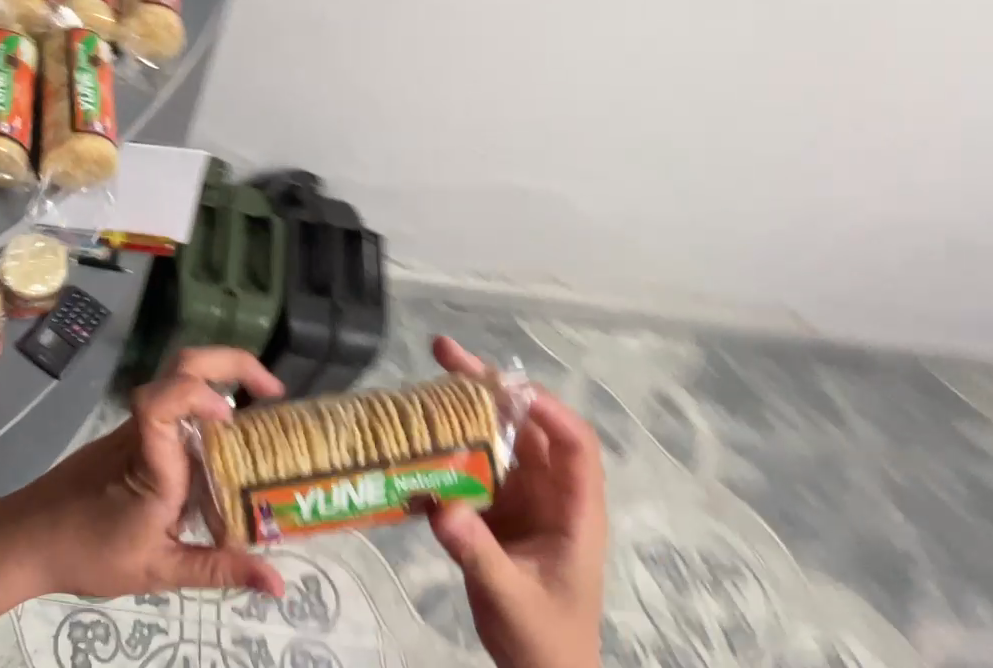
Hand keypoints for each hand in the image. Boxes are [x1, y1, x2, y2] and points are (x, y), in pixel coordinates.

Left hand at [0, 347, 287, 599]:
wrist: (27, 537)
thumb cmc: (87, 552)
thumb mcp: (159, 570)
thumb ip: (219, 570)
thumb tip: (280, 585)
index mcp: (150, 461)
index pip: (160, 401)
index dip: (198, 393)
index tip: (232, 416)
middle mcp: (143, 431)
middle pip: (181, 366)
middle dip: (232, 362)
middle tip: (273, 391)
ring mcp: (135, 428)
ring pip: (176, 380)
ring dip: (221, 381)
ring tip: (260, 414)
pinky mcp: (130, 436)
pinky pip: (171, 405)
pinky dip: (204, 406)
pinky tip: (225, 445)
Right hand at [425, 336, 606, 667]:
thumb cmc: (545, 640)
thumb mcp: (511, 598)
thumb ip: (477, 553)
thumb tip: (439, 504)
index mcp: (575, 511)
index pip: (574, 445)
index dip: (545, 408)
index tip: (499, 383)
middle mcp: (550, 494)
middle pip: (528, 427)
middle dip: (490, 388)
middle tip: (442, 353)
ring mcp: (521, 499)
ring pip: (497, 439)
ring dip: (464, 407)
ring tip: (425, 377)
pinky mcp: (492, 509)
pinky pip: (471, 464)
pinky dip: (447, 444)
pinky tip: (416, 431)